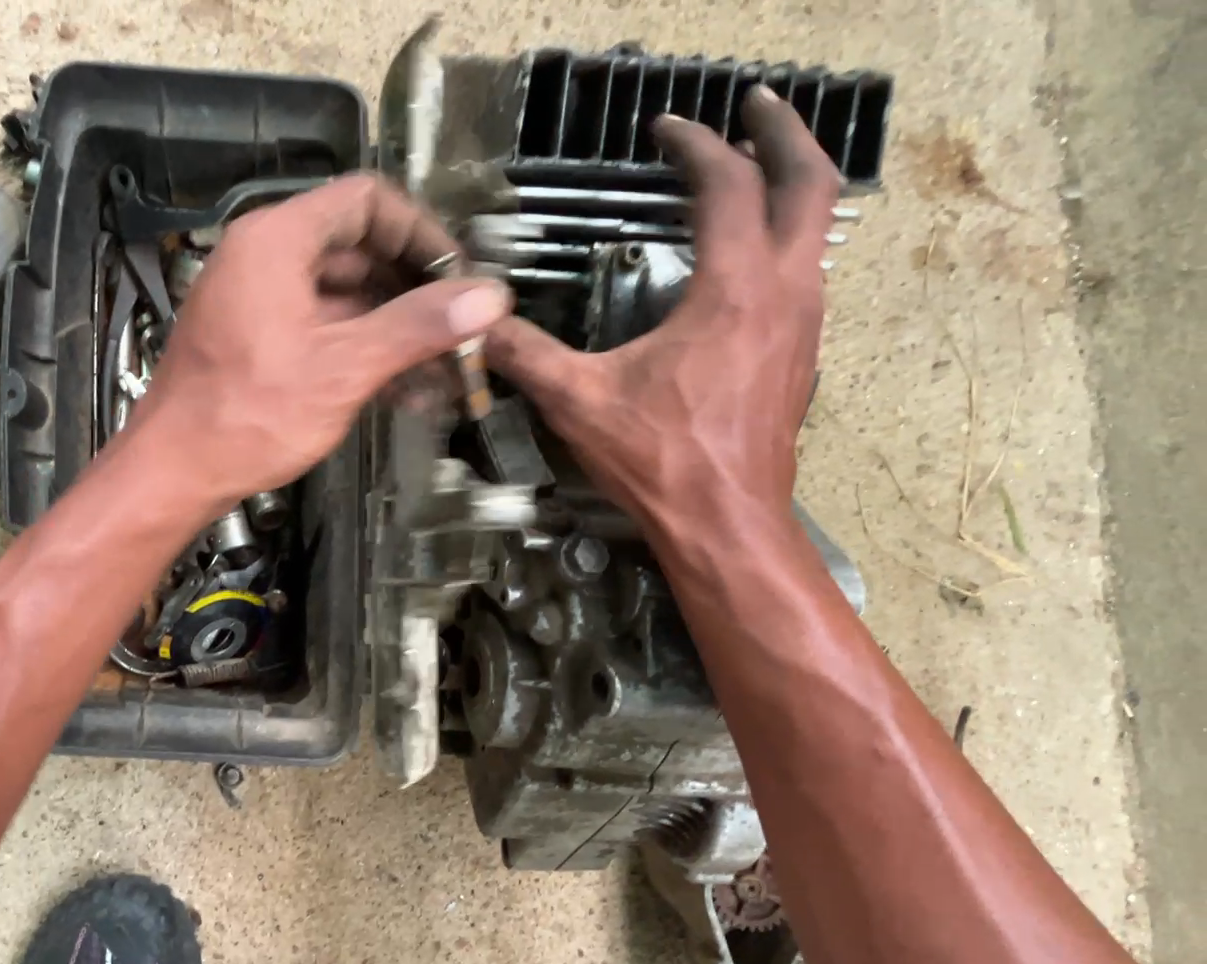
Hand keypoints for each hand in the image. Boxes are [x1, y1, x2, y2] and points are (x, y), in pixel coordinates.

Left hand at [117, 174, 512, 508]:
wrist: (174, 472)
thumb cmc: (251, 415)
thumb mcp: (344, 367)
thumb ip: (418, 326)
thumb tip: (489, 296)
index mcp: (277, 239)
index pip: (367, 200)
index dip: (421, 232)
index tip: (458, 276)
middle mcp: (263, 255)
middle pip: (357, 247)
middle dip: (413, 288)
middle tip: (460, 327)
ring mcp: (256, 298)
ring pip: (342, 294)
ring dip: (393, 326)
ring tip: (443, 367)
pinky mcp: (254, 338)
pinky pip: (320, 326)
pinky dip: (359, 347)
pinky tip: (403, 386)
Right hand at [487, 87, 838, 537]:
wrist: (726, 520)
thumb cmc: (659, 459)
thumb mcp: (577, 402)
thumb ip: (525, 356)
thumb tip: (478, 327)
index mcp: (733, 290)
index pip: (726, 186)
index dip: (695, 146)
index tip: (664, 129)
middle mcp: (785, 293)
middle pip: (811, 183)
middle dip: (785, 133)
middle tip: (750, 109)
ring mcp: (803, 323)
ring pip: (819, 227)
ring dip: (790, 185)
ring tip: (751, 170)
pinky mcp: (800, 353)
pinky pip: (806, 270)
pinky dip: (784, 237)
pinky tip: (745, 256)